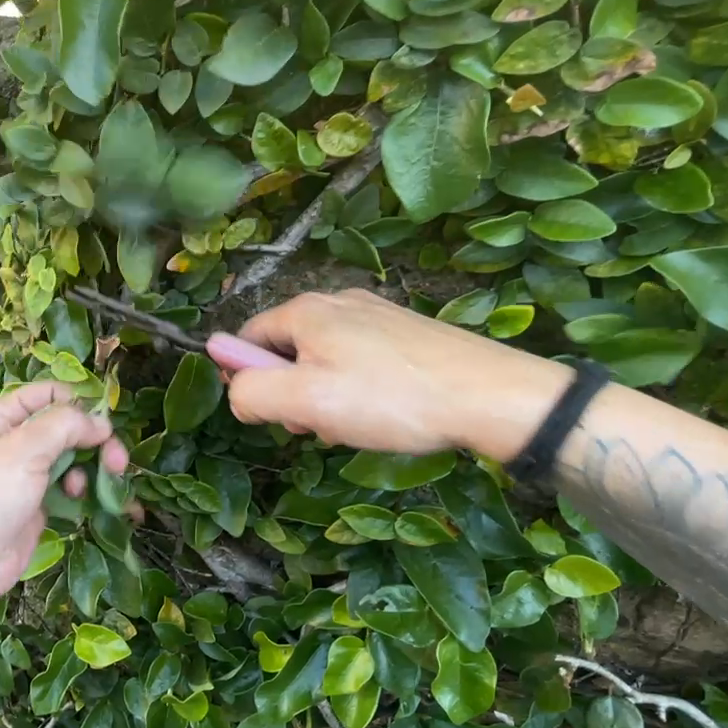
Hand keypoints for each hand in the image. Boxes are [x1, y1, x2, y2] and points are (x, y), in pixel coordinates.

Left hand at [0, 382, 128, 607]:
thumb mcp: (26, 447)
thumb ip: (65, 425)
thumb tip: (101, 422)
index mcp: (2, 417)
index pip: (47, 394)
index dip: (79, 402)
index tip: (107, 420)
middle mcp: (14, 441)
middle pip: (65, 428)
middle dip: (94, 440)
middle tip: (119, 461)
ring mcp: (26, 474)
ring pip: (71, 459)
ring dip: (94, 467)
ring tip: (109, 482)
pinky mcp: (38, 504)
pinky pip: (69, 489)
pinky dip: (87, 491)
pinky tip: (98, 502)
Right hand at [206, 289, 571, 461]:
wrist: (494, 397)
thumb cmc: (389, 398)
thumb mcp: (303, 401)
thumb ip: (250, 392)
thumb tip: (233, 390)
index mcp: (305, 311)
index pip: (245, 339)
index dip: (246, 379)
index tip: (270, 415)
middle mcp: (337, 301)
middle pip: (285, 348)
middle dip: (289, 390)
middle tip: (313, 427)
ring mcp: (377, 313)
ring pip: (323, 356)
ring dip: (323, 394)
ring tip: (351, 425)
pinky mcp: (408, 331)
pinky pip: (359, 358)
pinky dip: (357, 387)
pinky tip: (381, 412)